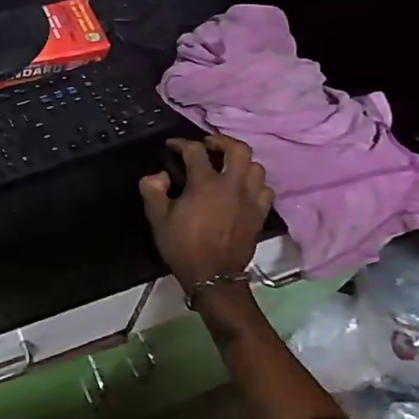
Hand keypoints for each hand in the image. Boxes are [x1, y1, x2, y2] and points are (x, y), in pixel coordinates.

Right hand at [139, 135, 274, 291]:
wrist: (213, 277)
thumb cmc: (183, 246)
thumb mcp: (157, 218)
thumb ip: (152, 189)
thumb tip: (159, 174)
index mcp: (206, 183)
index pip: (195, 150)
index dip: (181, 143)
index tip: (172, 146)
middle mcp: (232, 185)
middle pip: (238, 149)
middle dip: (222, 141)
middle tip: (209, 145)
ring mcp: (250, 199)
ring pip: (256, 167)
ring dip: (241, 161)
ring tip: (228, 166)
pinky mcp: (260, 213)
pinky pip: (265, 189)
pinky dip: (255, 183)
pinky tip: (243, 188)